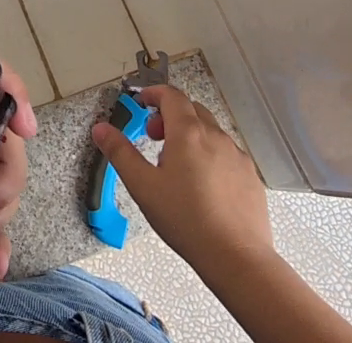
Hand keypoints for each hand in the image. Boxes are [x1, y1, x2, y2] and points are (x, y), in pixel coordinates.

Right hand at [93, 86, 351, 342]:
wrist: (237, 258)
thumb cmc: (185, 218)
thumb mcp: (143, 186)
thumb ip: (120, 152)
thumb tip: (100, 128)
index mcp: (188, 133)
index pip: (171, 96)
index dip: (153, 93)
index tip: (140, 103)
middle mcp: (216, 137)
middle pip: (192, 110)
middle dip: (169, 115)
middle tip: (153, 138)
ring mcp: (238, 157)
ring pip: (211, 132)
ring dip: (190, 135)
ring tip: (176, 166)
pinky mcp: (251, 178)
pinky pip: (226, 153)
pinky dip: (209, 154)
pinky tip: (203, 186)